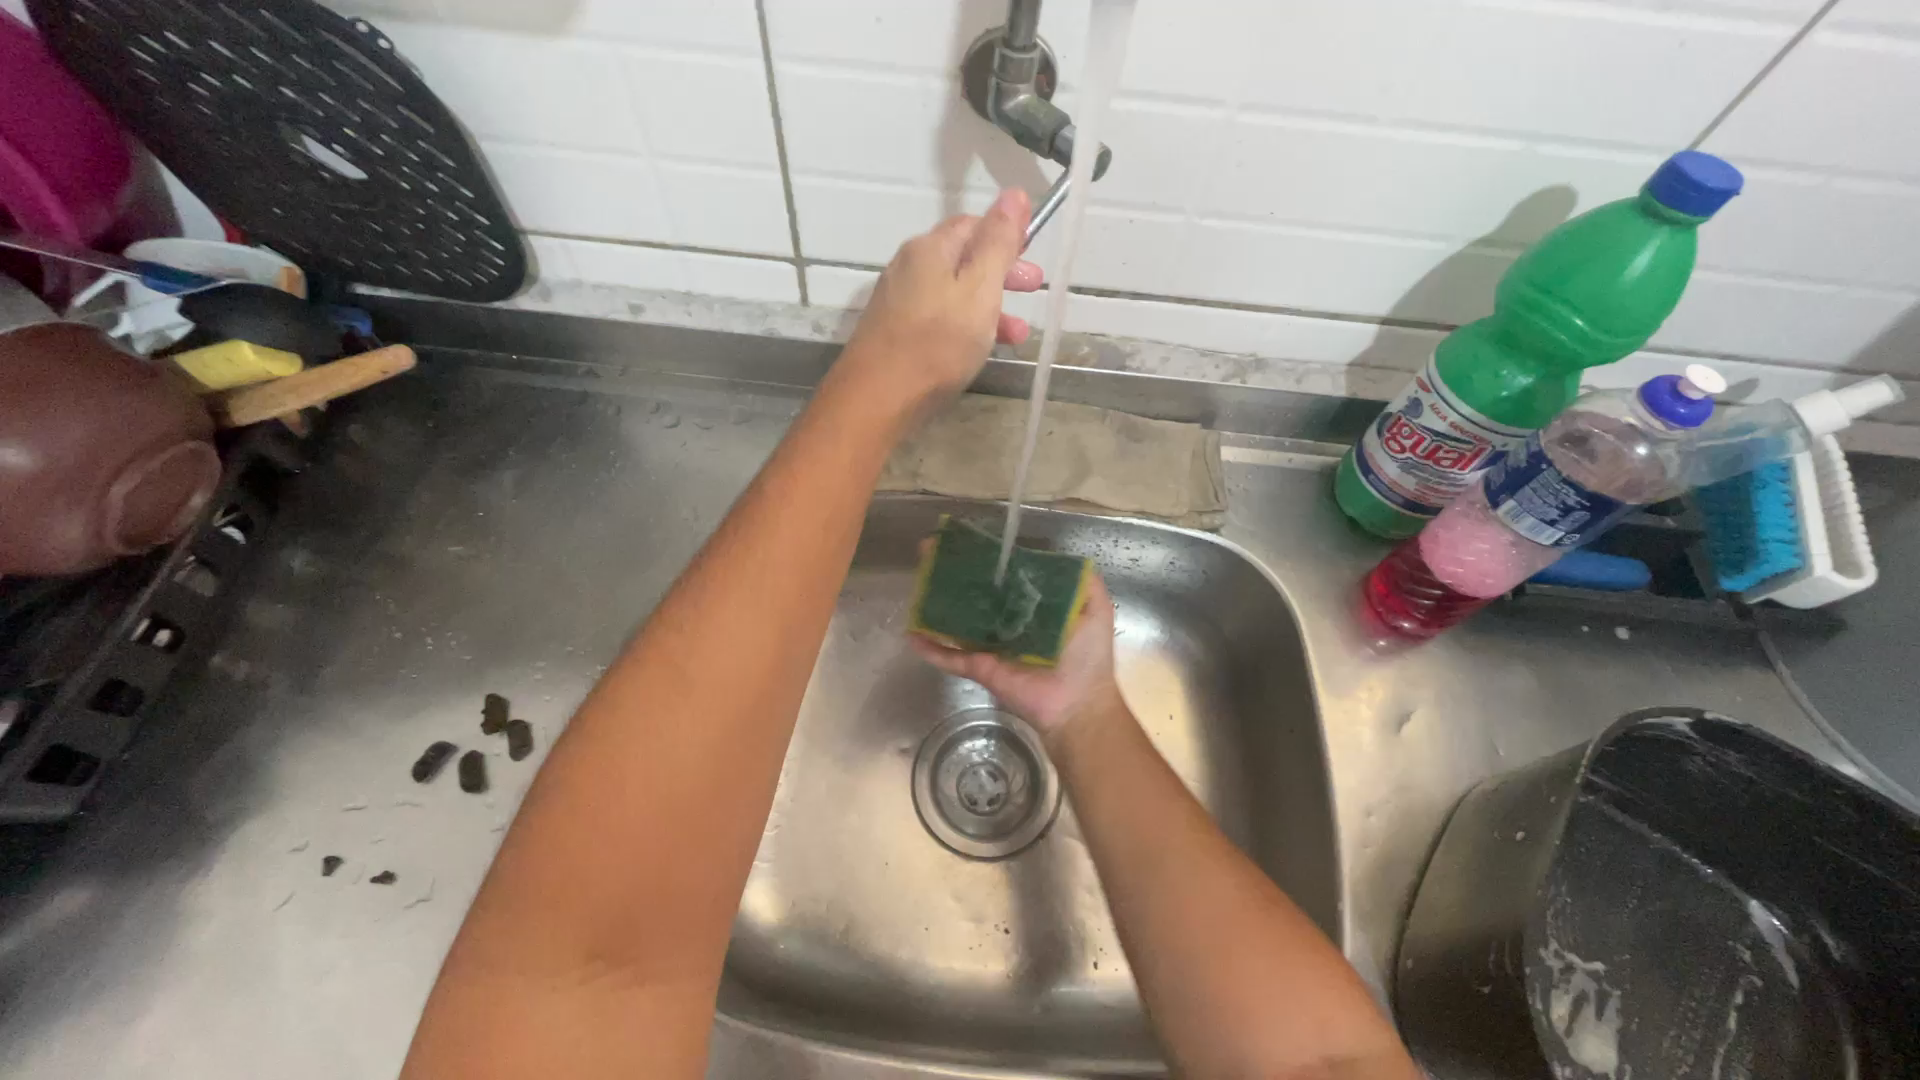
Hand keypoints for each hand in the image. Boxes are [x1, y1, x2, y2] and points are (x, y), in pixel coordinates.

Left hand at [839, 188, 1043, 404]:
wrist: (877, 399)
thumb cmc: (936, 344)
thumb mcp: (979, 289)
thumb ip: (999, 244)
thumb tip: (1015, 193)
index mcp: (930, 249)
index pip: (973, 224)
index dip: (1006, 235)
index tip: (1032, 255)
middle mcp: (908, 267)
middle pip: (962, 259)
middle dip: (1002, 273)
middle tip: (1033, 289)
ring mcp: (897, 301)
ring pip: (952, 293)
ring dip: (989, 307)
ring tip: (1018, 334)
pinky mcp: (893, 333)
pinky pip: (937, 318)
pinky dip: (965, 326)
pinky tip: (979, 350)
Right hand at [909, 572, 1125, 743]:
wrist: (1077, 704)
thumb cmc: (1086, 656)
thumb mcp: (1095, 609)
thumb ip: (1084, 583)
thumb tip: (1065, 557)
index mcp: (1032, 609)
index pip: (1004, 579)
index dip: (986, 560)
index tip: (967, 542)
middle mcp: (1007, 624)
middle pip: (975, 595)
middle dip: (952, 575)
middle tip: (931, 553)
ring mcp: (990, 646)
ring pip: (957, 622)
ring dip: (936, 604)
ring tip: (916, 583)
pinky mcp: (980, 667)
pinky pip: (951, 657)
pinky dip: (931, 648)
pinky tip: (912, 633)